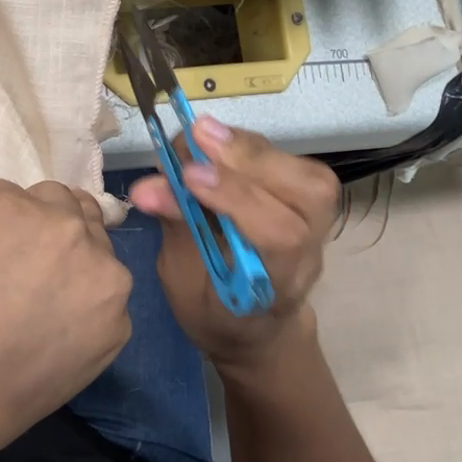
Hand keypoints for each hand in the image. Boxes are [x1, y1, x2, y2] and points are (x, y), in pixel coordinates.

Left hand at [0, 180, 133, 461]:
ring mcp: (54, 223)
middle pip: (83, 224)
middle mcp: (96, 263)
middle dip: (51, 237)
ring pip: (46, 198)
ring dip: (19, 216)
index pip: (102, 275)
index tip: (36, 282)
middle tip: (6, 259)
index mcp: (110, 320)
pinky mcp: (6, 197)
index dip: (68, 272)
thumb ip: (57, 338)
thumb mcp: (41, 386)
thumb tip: (29, 321)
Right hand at [129, 118, 338, 375]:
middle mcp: (308, 252)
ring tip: (201, 134)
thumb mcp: (183, 282)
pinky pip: (292, 164)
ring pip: (308, 175)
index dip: (237, 198)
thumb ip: (177, 229)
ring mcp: (315, 225)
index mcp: (276, 287)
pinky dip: (251, 147)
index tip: (190, 176)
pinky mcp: (306, 202)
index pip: (279, 236)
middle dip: (251, 160)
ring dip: (250, 148)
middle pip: (310, 194)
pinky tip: (214, 144)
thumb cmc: (213, 310)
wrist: (255, 326)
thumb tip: (145, 187)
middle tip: (197, 135)